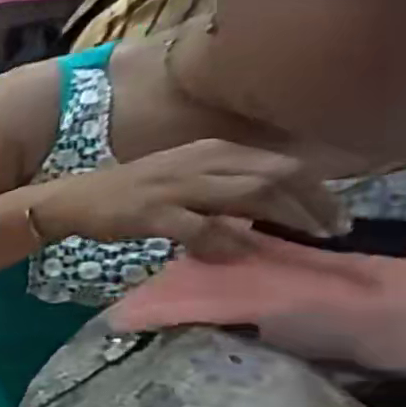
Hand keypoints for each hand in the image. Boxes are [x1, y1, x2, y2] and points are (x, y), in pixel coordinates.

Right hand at [31, 139, 348, 260]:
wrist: (72, 200)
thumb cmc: (127, 191)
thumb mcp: (180, 177)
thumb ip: (222, 186)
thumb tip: (271, 208)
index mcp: (208, 150)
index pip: (279, 163)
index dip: (316, 189)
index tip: (333, 216)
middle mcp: (198, 162)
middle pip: (276, 176)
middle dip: (314, 204)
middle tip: (333, 232)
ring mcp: (175, 187)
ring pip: (250, 196)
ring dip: (285, 220)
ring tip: (303, 242)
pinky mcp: (152, 213)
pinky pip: (202, 229)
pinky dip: (225, 244)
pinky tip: (235, 256)